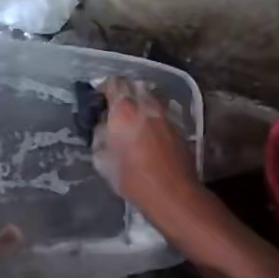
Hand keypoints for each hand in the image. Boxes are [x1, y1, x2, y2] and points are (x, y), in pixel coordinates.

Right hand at [93, 77, 202, 223]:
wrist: (173, 194)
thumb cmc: (132, 179)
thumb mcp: (103, 160)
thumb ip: (100, 136)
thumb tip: (104, 126)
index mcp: (124, 111)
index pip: (114, 83)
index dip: (104, 88)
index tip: (99, 100)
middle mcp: (146, 106)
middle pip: (134, 85)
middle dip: (124, 92)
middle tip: (116, 107)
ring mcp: (165, 115)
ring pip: (151, 96)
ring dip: (140, 101)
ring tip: (133, 116)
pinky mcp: (179, 126)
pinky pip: (162, 111)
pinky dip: (153, 114)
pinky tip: (149, 130)